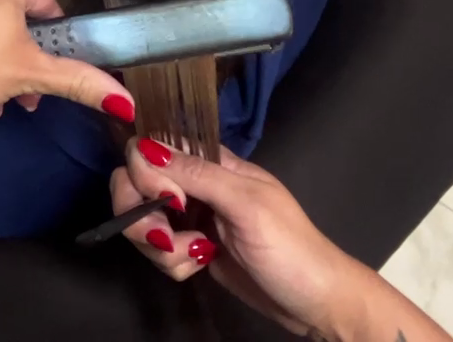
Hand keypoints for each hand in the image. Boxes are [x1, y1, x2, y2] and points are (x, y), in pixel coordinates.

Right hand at [110, 140, 348, 333]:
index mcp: (209, 160)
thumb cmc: (290, 247)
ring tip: (194, 257)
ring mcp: (189, 216)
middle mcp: (192, 183)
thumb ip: (196, 174)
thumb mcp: (246, 206)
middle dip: (141, 216)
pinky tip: (199, 267)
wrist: (317, 305)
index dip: (143, 171)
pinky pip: (157, 249)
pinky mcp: (189, 248)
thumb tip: (141, 147)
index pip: (151, 146)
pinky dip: (171, 263)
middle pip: (135, 184)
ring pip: (142, 220)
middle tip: (166, 240)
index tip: (165, 200)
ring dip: (160, 246)